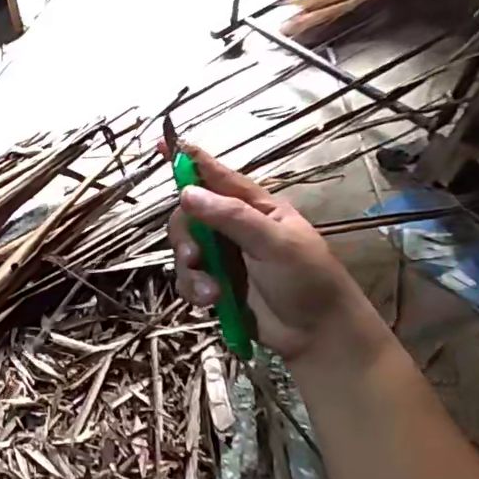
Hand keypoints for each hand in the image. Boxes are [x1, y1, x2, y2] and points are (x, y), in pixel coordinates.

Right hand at [164, 141, 381, 363]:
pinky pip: (186, 279)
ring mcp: (222, 256)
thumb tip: (186, 192)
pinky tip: (211, 302)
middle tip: (194, 256)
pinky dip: (193, 290)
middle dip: (185, 238)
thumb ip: (230, 217)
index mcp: (255, 207)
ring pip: (183, 250)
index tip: (162, 144)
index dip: (190, 160)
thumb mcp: (274, 243)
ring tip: (212, 292)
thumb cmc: (307, 279)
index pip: (217, 176)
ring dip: (191, 272)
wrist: (316, 334)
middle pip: (188, 217)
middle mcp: (233, 227)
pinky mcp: (213, 284)